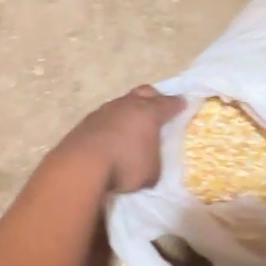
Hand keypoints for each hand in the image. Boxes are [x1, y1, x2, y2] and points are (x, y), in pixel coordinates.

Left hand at [56, 85, 184, 192]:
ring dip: (130, 111)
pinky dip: (112, 123)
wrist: (82, 164)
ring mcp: (105, 111)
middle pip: (144, 92)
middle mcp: (128, 105)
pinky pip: (106, 117)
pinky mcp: (87, 121)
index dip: (178, 104)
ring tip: (133, 125)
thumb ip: (155, 161)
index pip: (169, 104)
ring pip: (122, 103)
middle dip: (154, 98)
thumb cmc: (125, 165)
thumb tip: (150, 160)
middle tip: (159, 106)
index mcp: (149, 113)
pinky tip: (112, 136)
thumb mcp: (151, 172)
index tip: (183, 104)